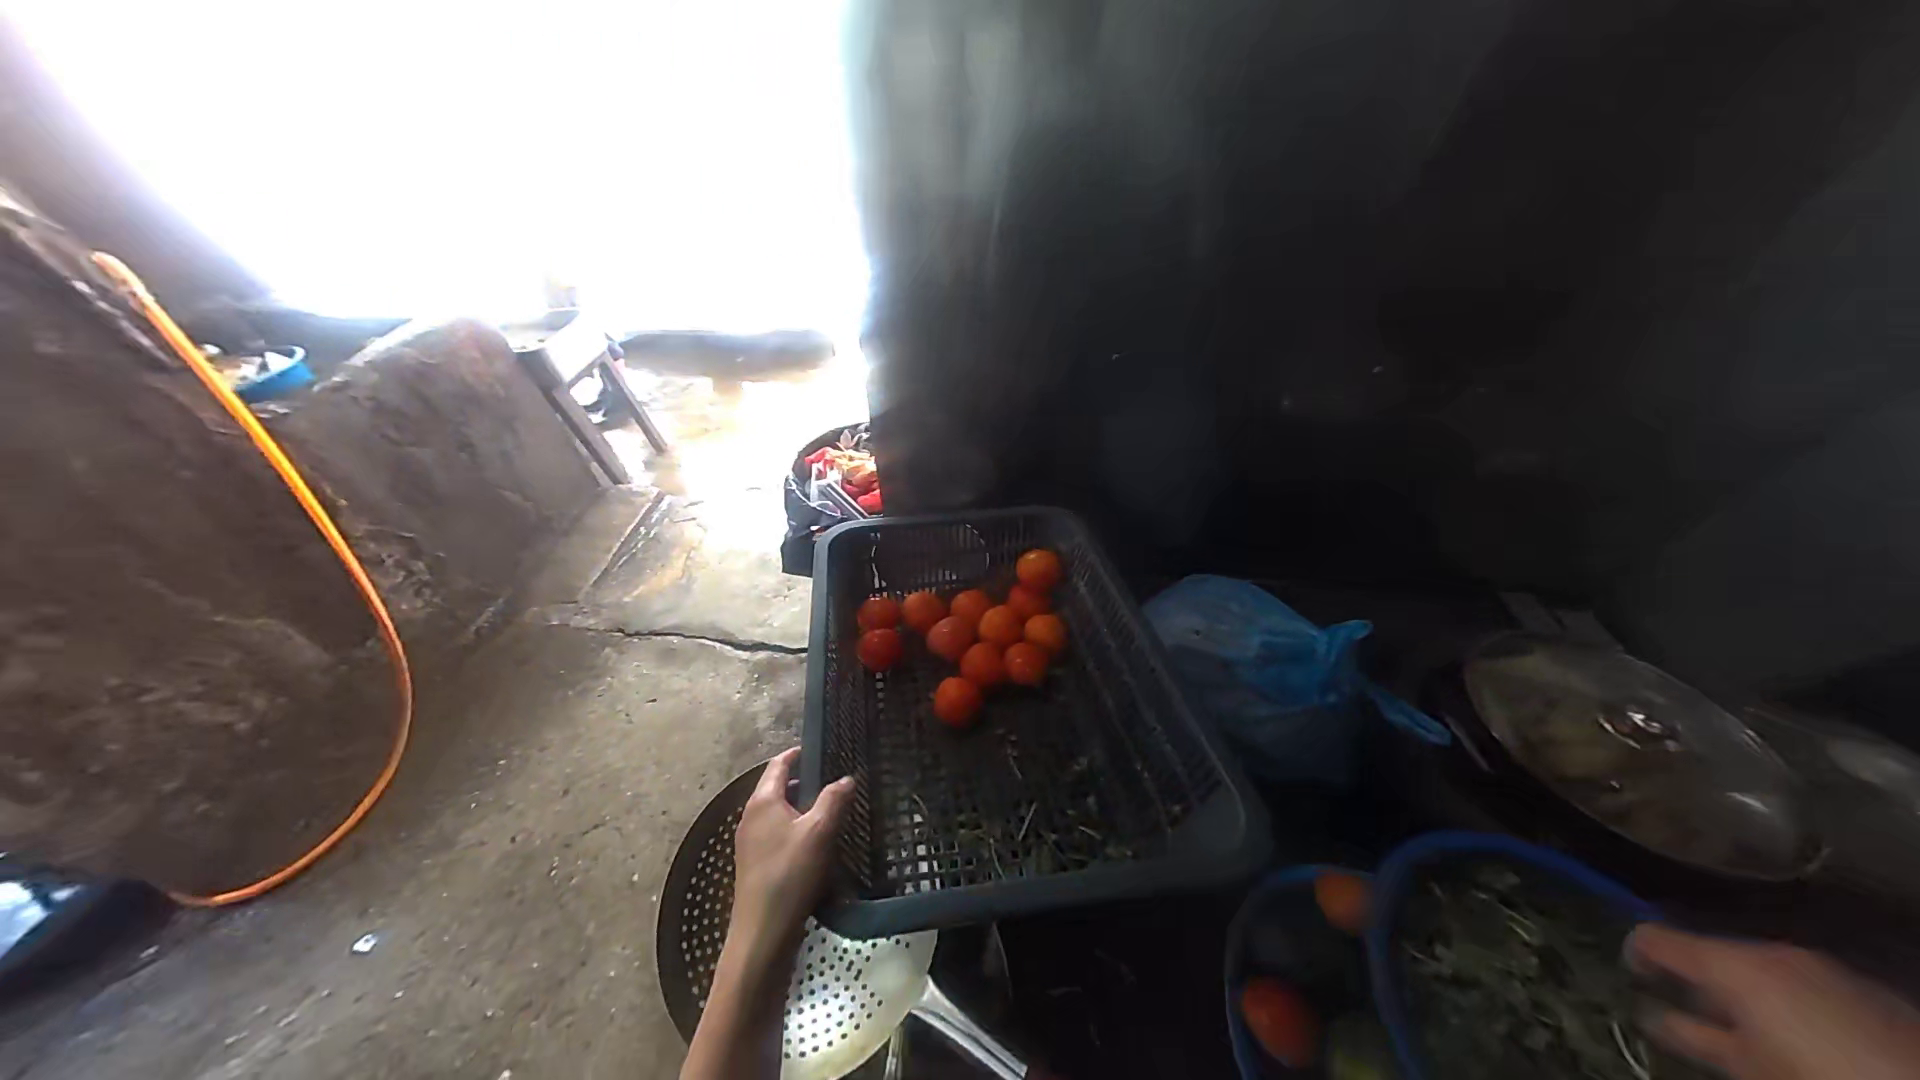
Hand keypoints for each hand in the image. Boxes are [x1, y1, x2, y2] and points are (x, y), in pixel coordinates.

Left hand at [730, 747, 854, 953]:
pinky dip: (795, 829)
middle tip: (832, 780)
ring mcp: (750, 843)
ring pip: (778, 813)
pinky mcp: (755, 865)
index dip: (797, 754)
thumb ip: (834, 799)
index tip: (818, 749)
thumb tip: (846, 778)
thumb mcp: (820, 831)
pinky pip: (776, 835)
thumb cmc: (790, 874)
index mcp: (762, 801)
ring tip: (829, 810)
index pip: (778, 764)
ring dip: (801, 808)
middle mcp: (751, 817)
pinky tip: (815, 844)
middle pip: (777, 788)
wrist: (762, 933)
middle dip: (803, 781)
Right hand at [1628, 923, 1919, 1079]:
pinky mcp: (1865, 987)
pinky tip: (1802, 1031)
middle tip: (1693, 1011)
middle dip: (1696, 978)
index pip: (1652, 937)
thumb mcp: (1746, 1066)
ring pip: (1755, 965)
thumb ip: (1688, 1033)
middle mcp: (1769, 950)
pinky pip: (1799, 980)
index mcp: (1731, 962)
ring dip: (1740, 987)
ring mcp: (1822, 966)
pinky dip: (1784, 996)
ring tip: (1748, 1024)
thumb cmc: (1819, 1078)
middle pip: (1708, 950)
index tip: (1634, 978)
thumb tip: (1645, 1012)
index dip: (1635, 955)